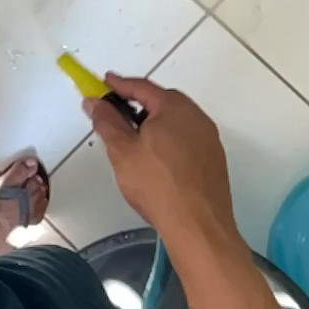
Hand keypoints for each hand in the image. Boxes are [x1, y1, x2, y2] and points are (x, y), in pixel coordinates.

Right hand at [83, 74, 241, 250]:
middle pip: (163, 101)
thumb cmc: (156, 184)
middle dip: (138, 102)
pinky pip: (187, 138)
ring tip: (135, 137)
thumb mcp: (122, 150)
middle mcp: (196, 117)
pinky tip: (157, 158)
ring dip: (155, 121)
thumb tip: (93, 100)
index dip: (119, 84)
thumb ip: (107, 121)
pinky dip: (169, 138)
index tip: (103, 81)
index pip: (142, 87)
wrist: (198, 227)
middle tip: (117, 111)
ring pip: (176, 121)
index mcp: (175, 108)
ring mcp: (209, 139)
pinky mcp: (214, 160)